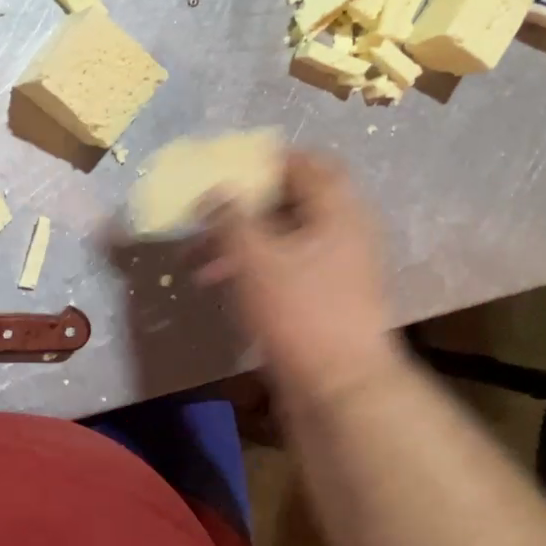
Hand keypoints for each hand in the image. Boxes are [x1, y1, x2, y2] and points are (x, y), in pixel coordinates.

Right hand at [193, 152, 405, 408]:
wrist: (338, 383)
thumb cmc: (298, 312)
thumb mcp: (255, 259)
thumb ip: (231, 219)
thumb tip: (214, 190)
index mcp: (338, 211)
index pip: (307, 165)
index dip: (266, 162)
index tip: (225, 170)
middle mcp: (345, 233)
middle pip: (293, 204)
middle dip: (242, 211)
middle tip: (202, 223)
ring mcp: (340, 269)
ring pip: (285, 241)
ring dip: (242, 246)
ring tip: (200, 265)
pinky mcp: (327, 301)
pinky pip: (287, 270)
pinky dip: (255, 271)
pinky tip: (227, 290)